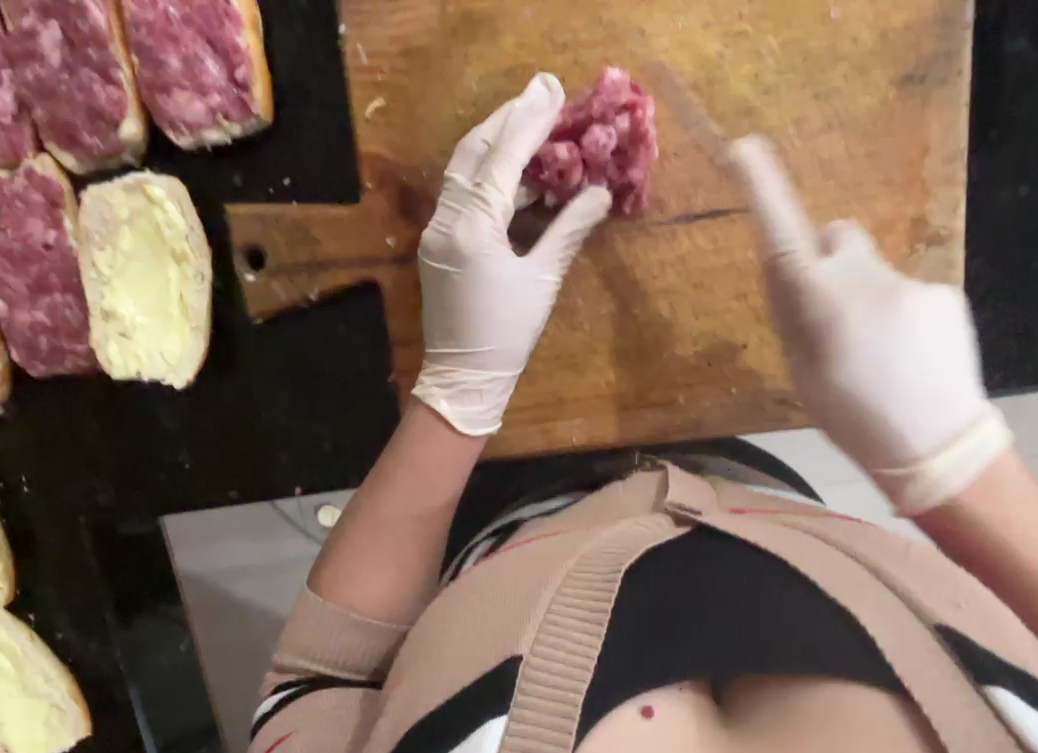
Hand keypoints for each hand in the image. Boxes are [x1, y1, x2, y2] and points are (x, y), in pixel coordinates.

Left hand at [412, 74, 613, 436]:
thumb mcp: (543, 281)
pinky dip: (486, 177)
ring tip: (532, 130)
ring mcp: (436, 231)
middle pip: (473, 151)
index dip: (529, 120)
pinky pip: (460, 196)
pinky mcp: (436, 245)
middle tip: (539, 96)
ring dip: (495, 145)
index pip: (503, 157)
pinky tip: (515, 177)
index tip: (552, 89)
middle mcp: (446, 220)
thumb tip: (601, 192)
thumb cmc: (505, 335)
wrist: (462, 379)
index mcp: (473, 226)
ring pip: (462, 171)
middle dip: (506, 120)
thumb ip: (569, 229)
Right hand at [730, 136, 1009, 514]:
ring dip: (867, 296)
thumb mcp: (801, 372)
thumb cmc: (849, 417)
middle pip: (834, 240)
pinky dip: (902, 317)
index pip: (781, 235)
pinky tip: (910, 357)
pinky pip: (907, 291)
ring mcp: (907, 282)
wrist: (933, 444)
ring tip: (879, 354)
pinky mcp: (941, 292)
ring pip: (872, 270)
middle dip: (828, 261)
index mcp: (817, 304)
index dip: (762, 190)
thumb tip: (786, 271)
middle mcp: (861, 278)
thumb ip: (793, 315)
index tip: (745, 148)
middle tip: (832, 316)